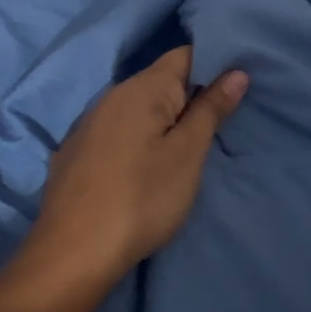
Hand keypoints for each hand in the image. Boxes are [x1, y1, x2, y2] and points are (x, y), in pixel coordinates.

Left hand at [19, 47, 246, 286]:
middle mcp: (111, 96)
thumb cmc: (141, 199)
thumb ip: (211, 109)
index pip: (185, 54)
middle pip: (161, 81)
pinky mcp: (75, 155)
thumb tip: (235, 73)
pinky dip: (139, 139)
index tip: (239, 83)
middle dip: (192, 94)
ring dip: (164, 119)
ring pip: (138, 109)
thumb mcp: (187, 154)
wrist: (71, 257)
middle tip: (222, 119)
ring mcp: (88, 126)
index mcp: (141, 89)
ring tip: (189, 144)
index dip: (215, 63)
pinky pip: (118, 131)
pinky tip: (146, 167)